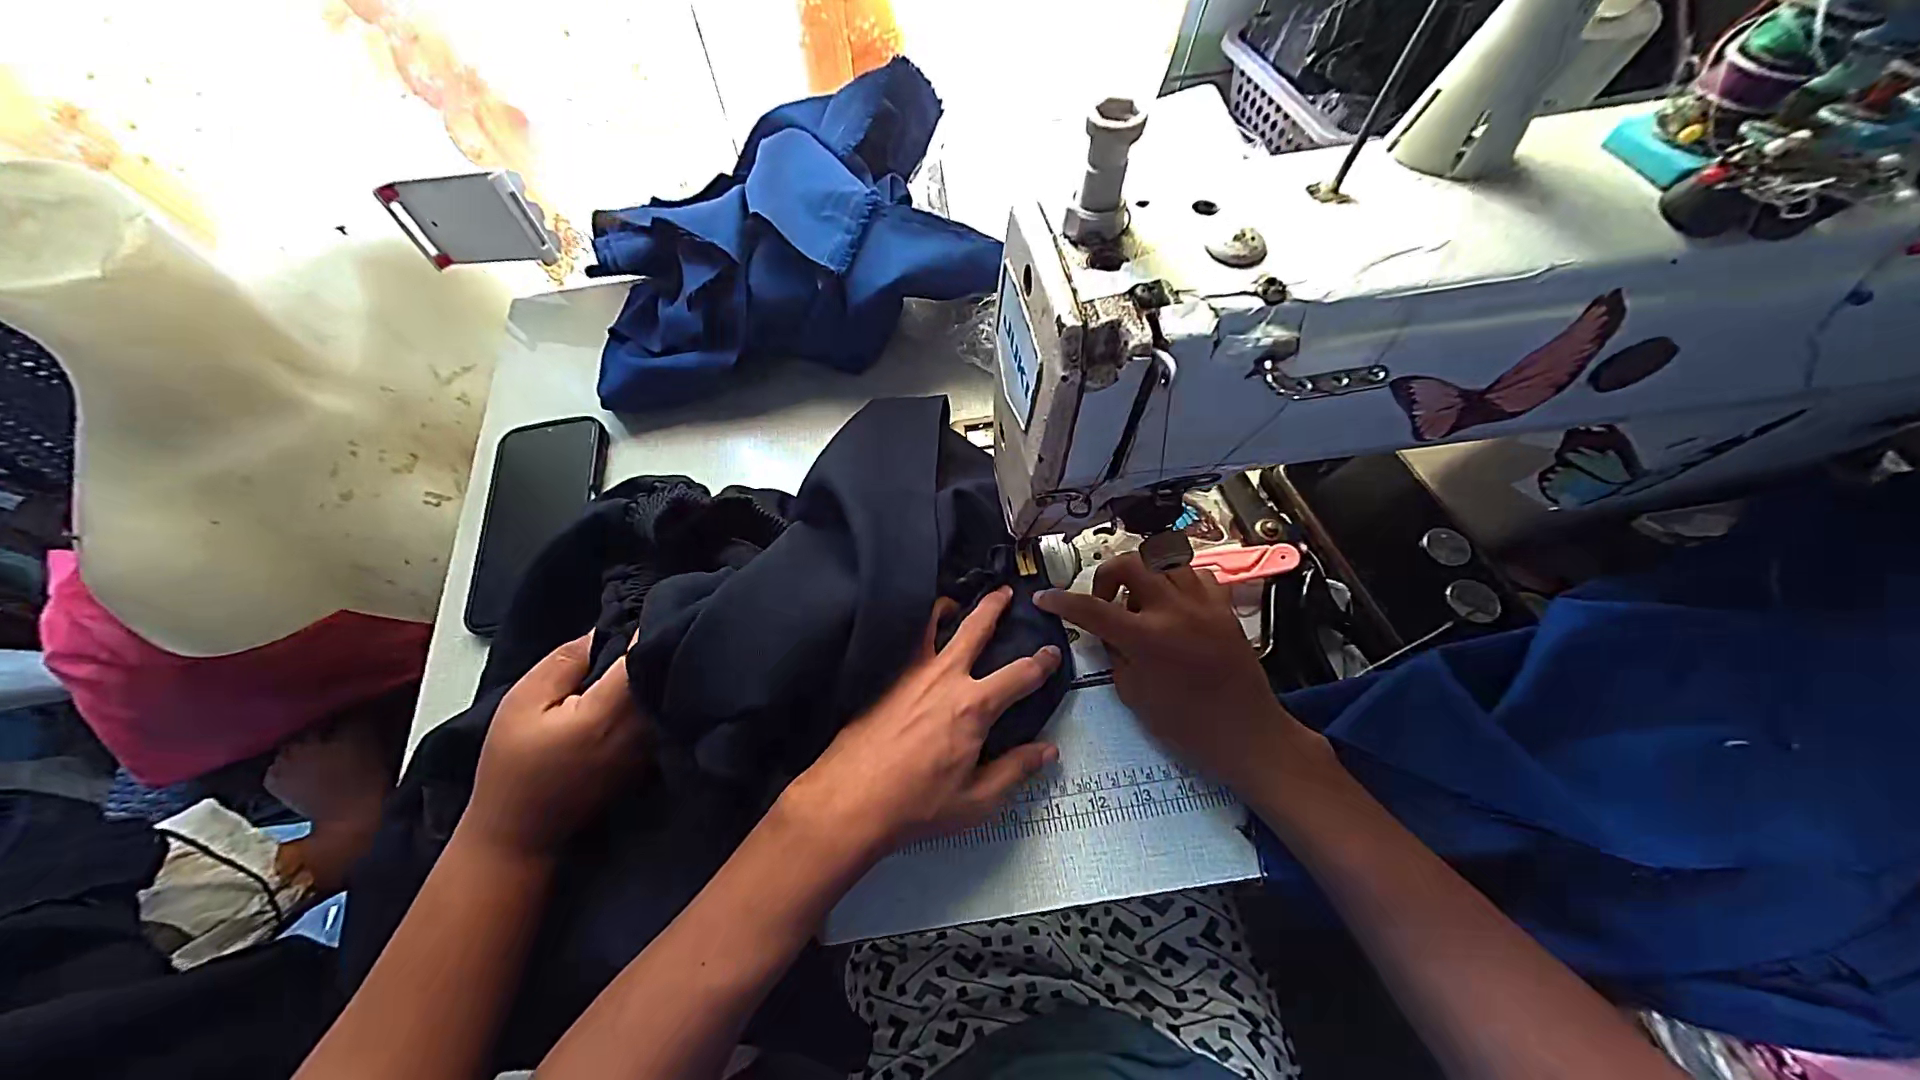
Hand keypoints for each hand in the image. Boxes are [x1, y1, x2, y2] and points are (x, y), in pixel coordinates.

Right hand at [461, 634, 648, 859]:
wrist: (520, 833)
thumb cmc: (512, 768)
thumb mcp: (523, 703)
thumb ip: (565, 662)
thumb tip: (602, 630)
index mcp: (610, 712)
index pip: (646, 656)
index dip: (652, 627)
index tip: (655, 603)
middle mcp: (642, 728)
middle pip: (665, 672)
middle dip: (664, 642)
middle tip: (660, 614)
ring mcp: (652, 746)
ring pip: (669, 691)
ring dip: (664, 667)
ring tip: (657, 642)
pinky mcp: (651, 757)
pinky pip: (664, 712)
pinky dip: (662, 692)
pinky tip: (652, 679)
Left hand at [778, 586, 1062, 860]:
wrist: (849, 801)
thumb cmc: (913, 805)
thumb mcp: (976, 800)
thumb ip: (1015, 770)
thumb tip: (1046, 751)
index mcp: (973, 706)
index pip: (1020, 674)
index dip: (1042, 661)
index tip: (1051, 653)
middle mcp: (943, 678)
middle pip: (976, 627)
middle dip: (995, 606)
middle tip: (1006, 593)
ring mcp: (909, 673)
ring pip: (931, 622)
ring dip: (947, 607)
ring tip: (952, 603)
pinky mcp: (882, 678)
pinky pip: (904, 642)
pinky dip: (915, 631)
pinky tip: (914, 640)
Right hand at [1035, 553, 1314, 790]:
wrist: (1247, 734)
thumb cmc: (1186, 726)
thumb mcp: (1134, 694)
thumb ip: (1114, 654)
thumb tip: (1104, 631)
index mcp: (1147, 639)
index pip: (1092, 609)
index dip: (1061, 601)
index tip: (1044, 597)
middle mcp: (1175, 611)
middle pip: (1131, 563)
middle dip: (1106, 575)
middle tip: (1104, 599)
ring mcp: (1204, 605)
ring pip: (1165, 559)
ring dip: (1143, 574)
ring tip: (1140, 601)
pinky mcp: (1225, 607)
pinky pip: (1196, 574)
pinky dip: (1177, 579)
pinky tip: (1172, 601)